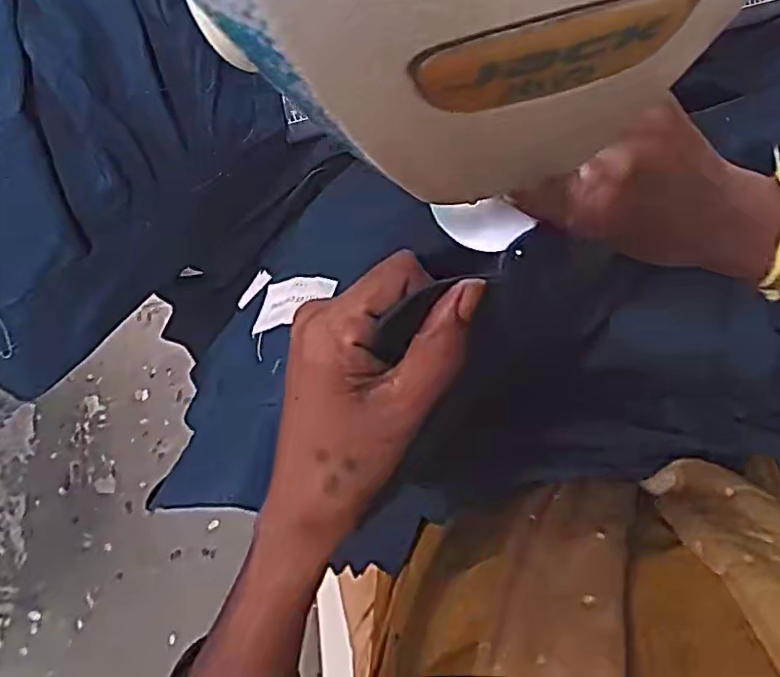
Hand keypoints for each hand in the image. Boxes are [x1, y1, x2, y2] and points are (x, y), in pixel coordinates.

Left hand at [260, 251, 484, 556]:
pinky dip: (385, 338)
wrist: (307, 510)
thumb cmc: (351, 465)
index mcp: (331, 320)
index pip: (402, 269)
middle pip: (392, 282)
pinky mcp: (316, 339)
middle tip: (411, 374)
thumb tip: (472, 288)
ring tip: (394, 380)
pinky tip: (379, 379)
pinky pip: (368, 315)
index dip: (432, 299)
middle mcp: (316, 309)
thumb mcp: (407, 405)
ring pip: (384, 299)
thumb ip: (442, 342)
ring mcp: (312, 323)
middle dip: (415, 317)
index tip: (429, 348)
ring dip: (402, 331)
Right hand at [511, 96, 779, 282]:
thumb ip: (548, 201)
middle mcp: (610, 156)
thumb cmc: (662, 236)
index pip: (520, 172)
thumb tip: (501, 171)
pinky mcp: (653, 96)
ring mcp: (634, 119)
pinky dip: (578, 85)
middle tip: (492, 114)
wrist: (727, 216)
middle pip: (538, 127)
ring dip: (543, 97)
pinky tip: (566, 82)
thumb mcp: (596, 231)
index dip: (494, 158)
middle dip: (513, 121)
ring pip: (566, 99)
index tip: (477, 148)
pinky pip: (598, 84)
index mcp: (592, 200)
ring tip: (525, 94)